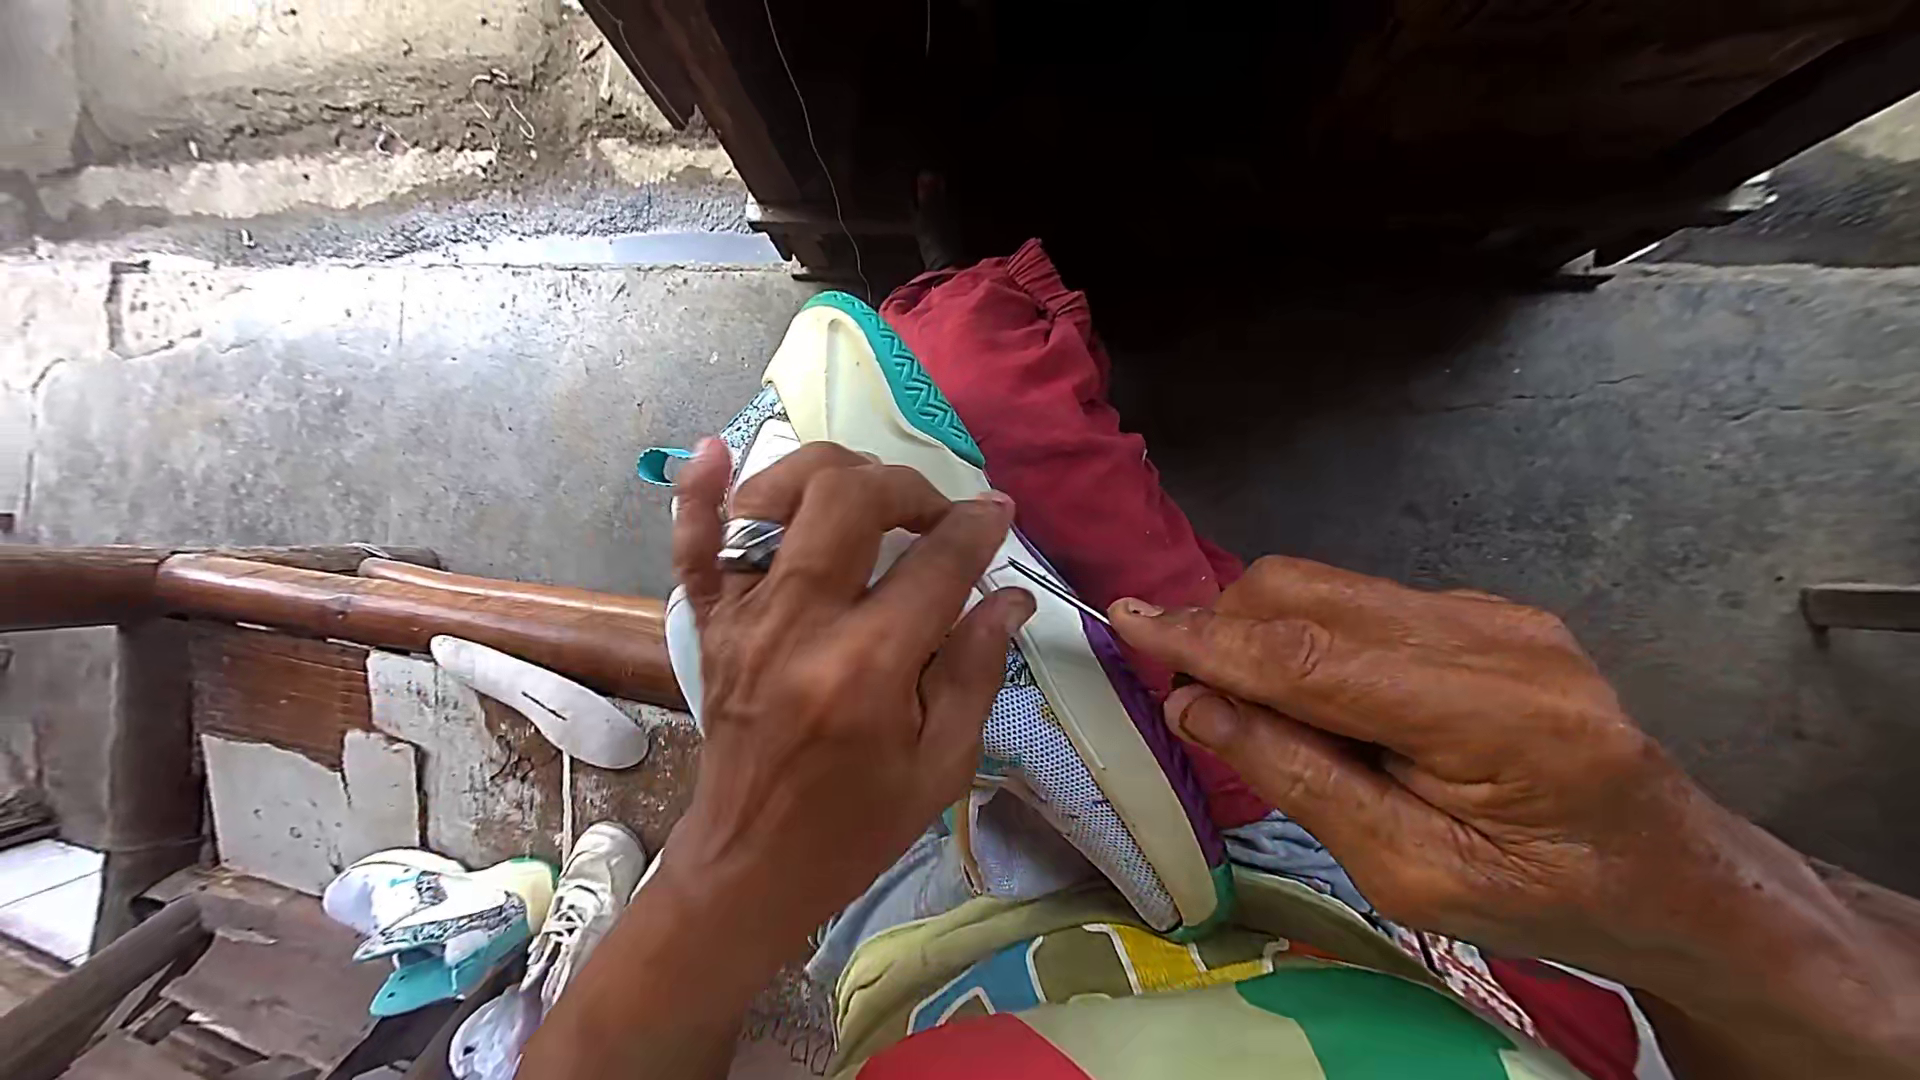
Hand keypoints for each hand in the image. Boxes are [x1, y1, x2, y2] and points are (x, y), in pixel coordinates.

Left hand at [663, 439, 1032, 953]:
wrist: (750, 864)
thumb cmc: (857, 822)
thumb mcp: (944, 761)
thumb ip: (979, 667)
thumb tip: (1011, 595)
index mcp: (867, 668)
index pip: (936, 563)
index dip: (977, 527)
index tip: (997, 514)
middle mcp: (797, 624)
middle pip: (852, 500)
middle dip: (909, 487)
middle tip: (937, 514)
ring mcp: (740, 617)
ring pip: (779, 495)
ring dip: (835, 472)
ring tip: (872, 494)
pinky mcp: (706, 623)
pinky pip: (692, 542)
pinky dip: (701, 491)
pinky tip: (719, 452)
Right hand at [1111, 556, 1919, 1077]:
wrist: (1674, 873)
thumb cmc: (1545, 898)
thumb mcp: (1407, 873)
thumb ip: (1294, 776)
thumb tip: (1190, 705)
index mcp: (1498, 719)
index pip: (1308, 658)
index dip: (1205, 638)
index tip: (1127, 619)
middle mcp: (1494, 635)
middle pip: (1303, 594)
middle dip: (1222, 630)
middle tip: (1194, 692)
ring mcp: (1487, 609)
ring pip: (1315, 584)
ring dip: (1253, 629)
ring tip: (1252, 697)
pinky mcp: (1471, 605)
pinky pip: (1345, 597)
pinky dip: (1296, 632)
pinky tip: (1316, 691)